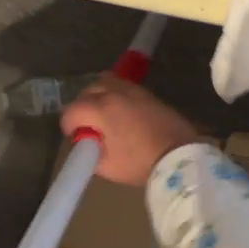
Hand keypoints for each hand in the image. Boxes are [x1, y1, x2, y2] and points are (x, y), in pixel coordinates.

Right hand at [61, 74, 201, 185]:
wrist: (180, 155)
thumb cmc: (141, 163)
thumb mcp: (106, 166)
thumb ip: (89, 153)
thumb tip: (86, 144)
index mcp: (101, 110)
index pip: (71, 111)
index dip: (68, 127)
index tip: (76, 139)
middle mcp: (114, 93)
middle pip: (86, 92)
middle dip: (81, 109)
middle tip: (87, 127)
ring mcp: (133, 90)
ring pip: (104, 82)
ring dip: (97, 96)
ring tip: (102, 115)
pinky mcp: (147, 93)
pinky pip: (122, 86)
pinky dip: (114, 95)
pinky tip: (120, 113)